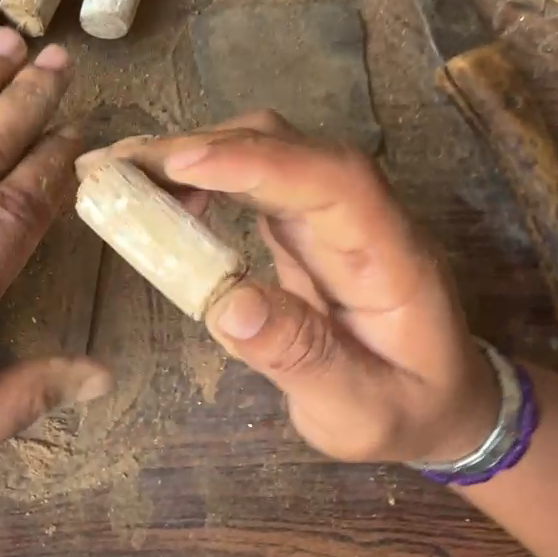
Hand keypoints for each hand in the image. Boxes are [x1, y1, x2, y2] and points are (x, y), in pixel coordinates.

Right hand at [99, 112, 497, 465]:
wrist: (440, 402)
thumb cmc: (406, 411)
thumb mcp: (359, 411)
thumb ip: (302, 359)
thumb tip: (231, 307)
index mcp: (390, 257)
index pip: (331, 180)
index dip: (256, 162)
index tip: (179, 165)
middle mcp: (360, 218)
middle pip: (287, 145)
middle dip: (200, 147)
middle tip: (117, 166)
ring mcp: (329, 216)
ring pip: (263, 149)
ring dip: (190, 154)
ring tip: (121, 175)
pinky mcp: (300, 225)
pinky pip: (248, 179)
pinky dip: (197, 176)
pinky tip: (156, 195)